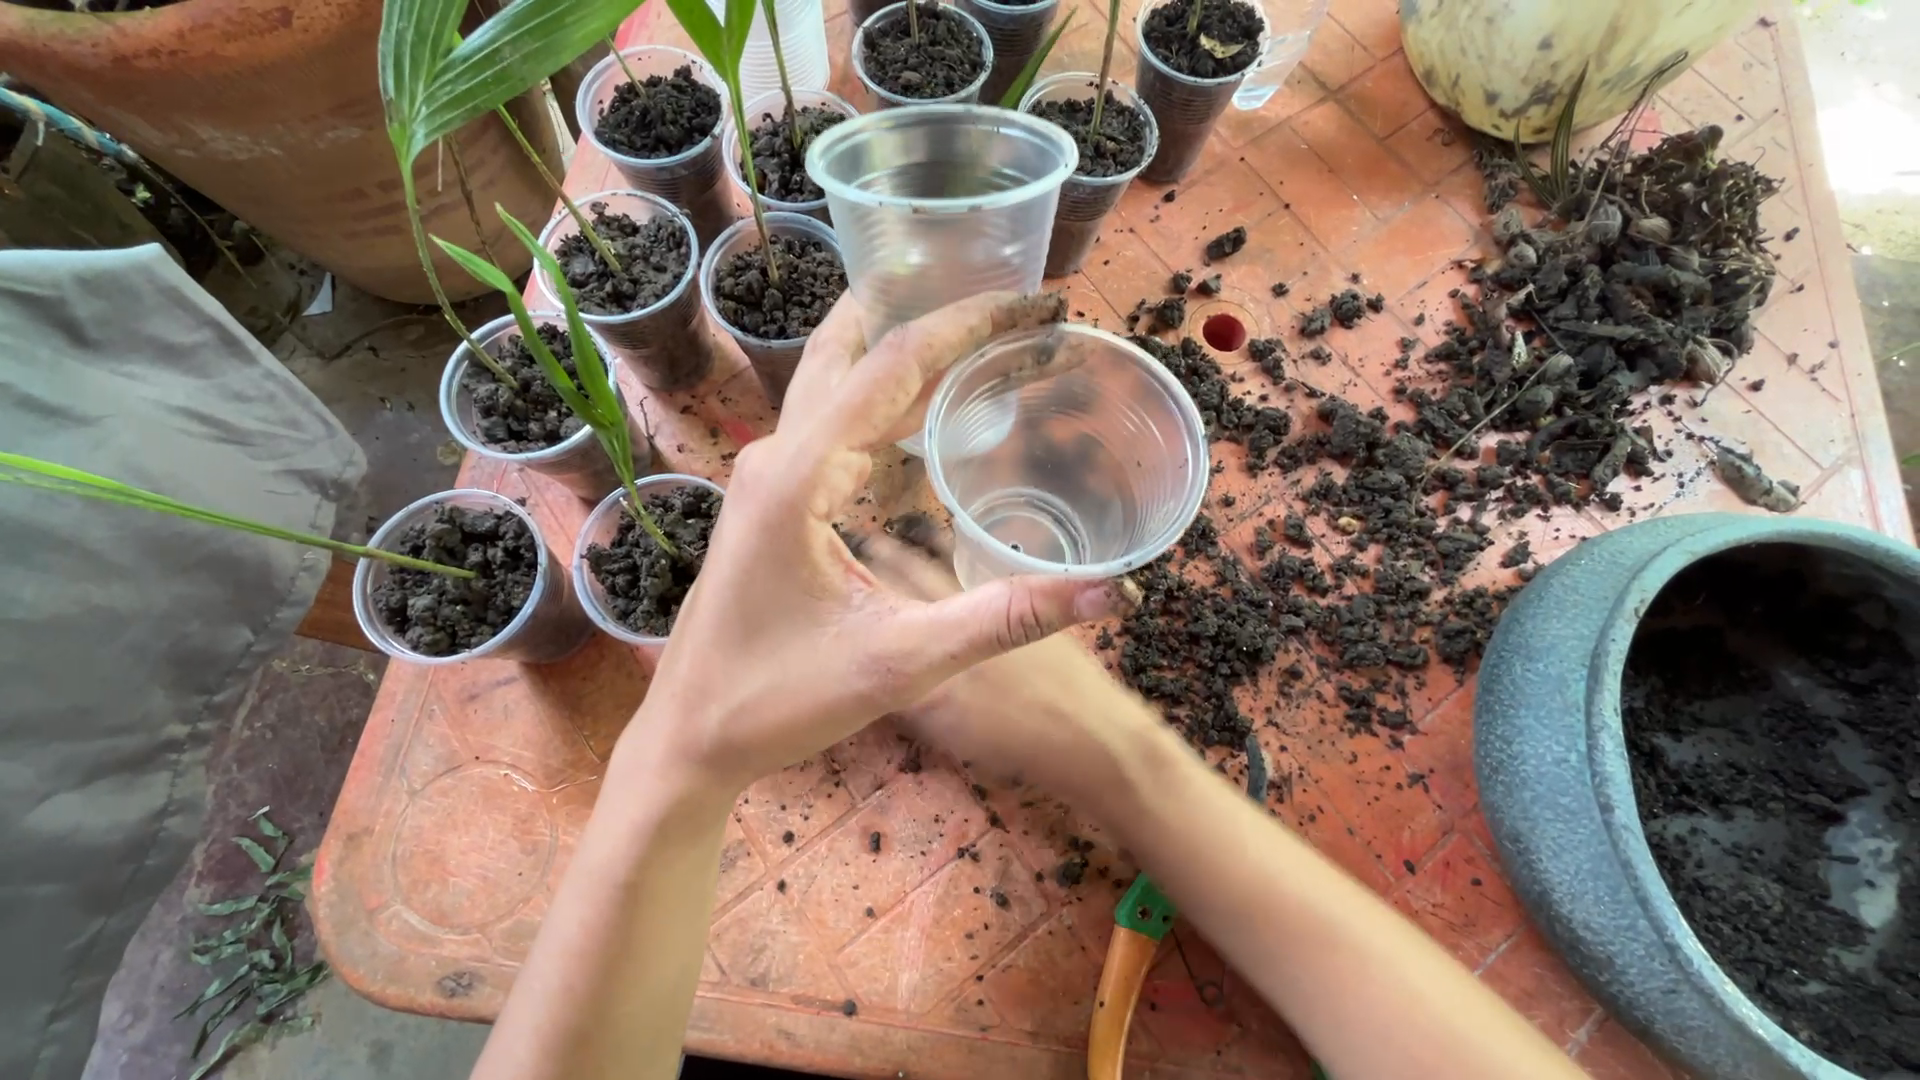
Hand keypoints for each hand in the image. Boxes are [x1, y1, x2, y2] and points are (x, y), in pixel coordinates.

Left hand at [615, 292, 1140, 792]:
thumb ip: (1005, 621)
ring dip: (909, 356)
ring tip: (984, 339)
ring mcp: (769, 476)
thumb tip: (1111, 592)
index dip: (970, 322)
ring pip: (841, 383)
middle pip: (855, 349)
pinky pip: (836, 427)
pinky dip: (889, 406)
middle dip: (931, 313)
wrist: (691, 735)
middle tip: (1007, 299)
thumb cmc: (778, 701)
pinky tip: (931, 415)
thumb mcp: (900, 663)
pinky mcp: (773, 500)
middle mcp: (776, 457)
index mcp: (799, 476)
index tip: (1035, 301)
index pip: (893, 364)